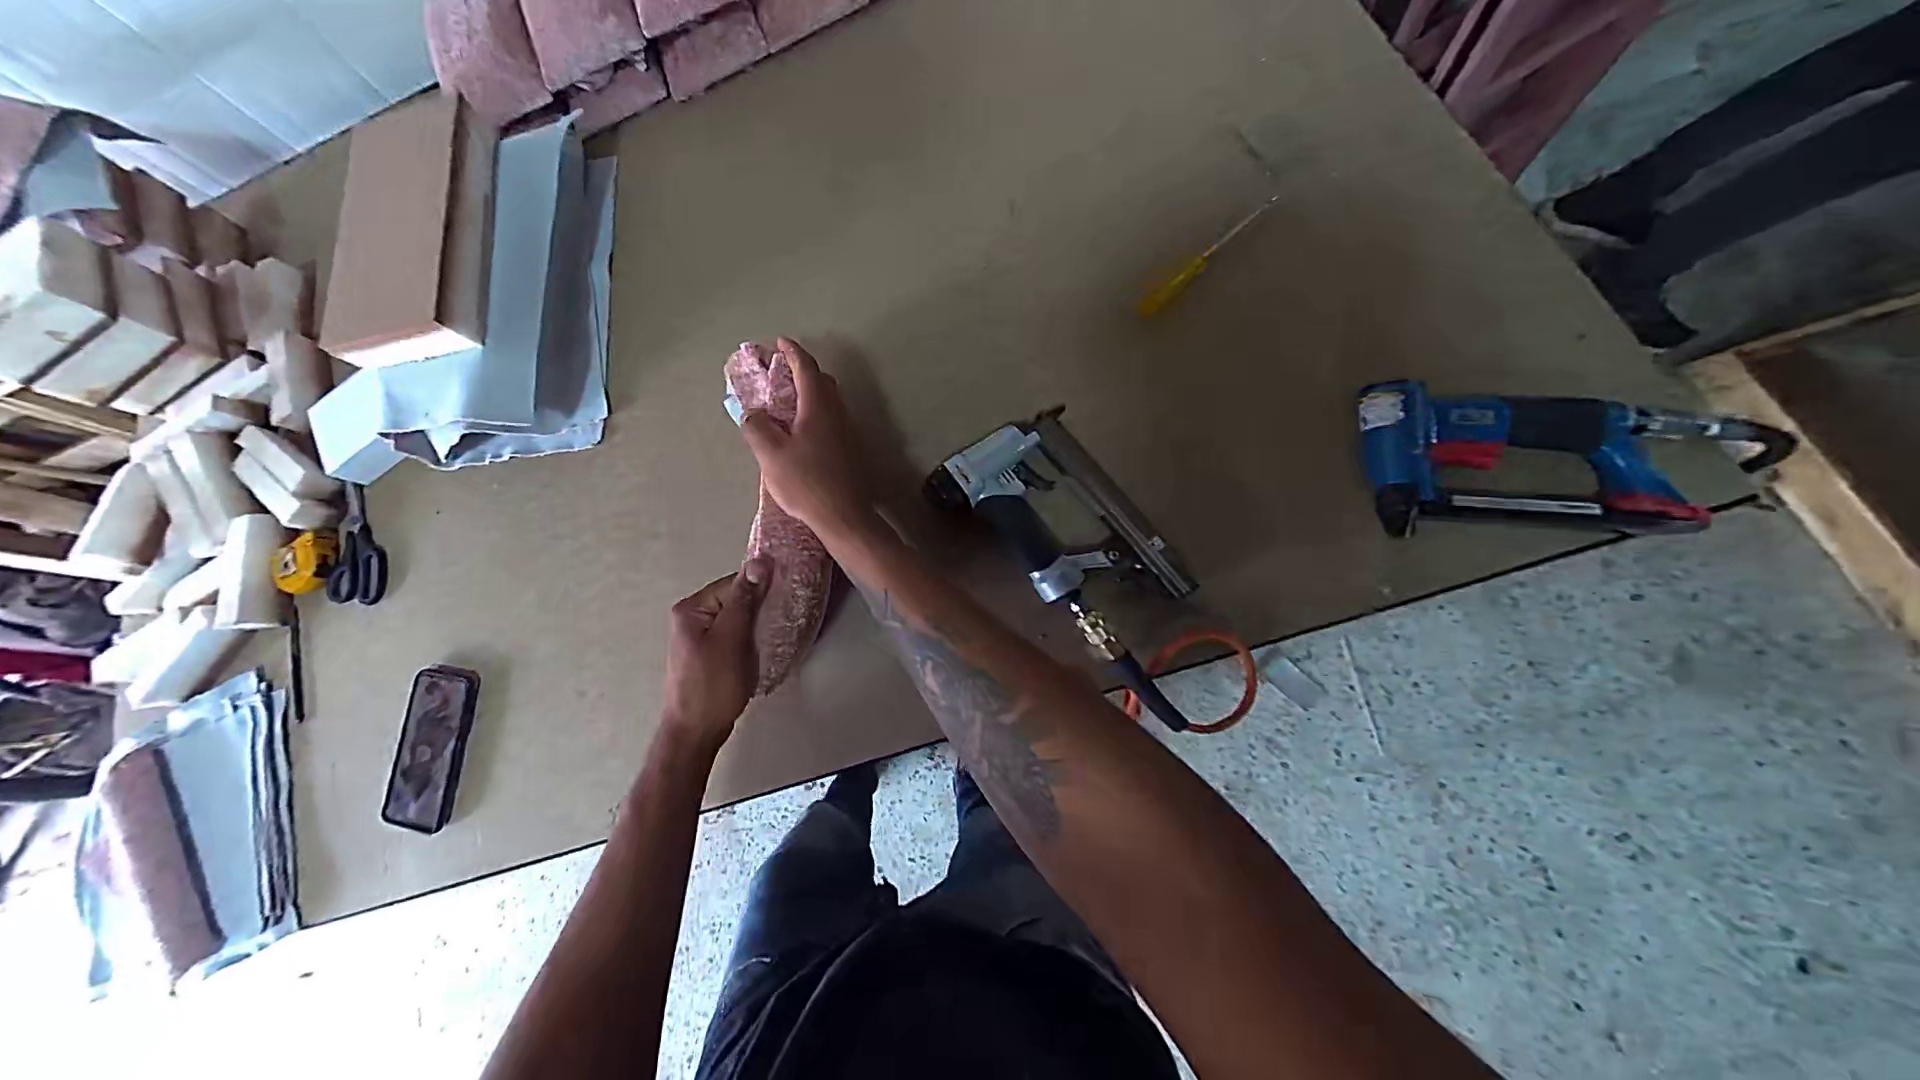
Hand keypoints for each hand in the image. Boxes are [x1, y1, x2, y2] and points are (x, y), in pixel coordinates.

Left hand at [660, 558, 770, 747]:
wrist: (697, 732)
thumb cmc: (713, 686)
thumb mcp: (732, 638)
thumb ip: (745, 599)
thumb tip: (759, 562)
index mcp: (691, 609)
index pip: (734, 583)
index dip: (759, 591)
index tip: (781, 601)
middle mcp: (692, 618)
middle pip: (736, 600)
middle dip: (759, 609)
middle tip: (778, 622)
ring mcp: (700, 638)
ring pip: (738, 619)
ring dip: (757, 626)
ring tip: (769, 638)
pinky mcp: (710, 655)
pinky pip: (735, 636)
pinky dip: (750, 640)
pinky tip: (760, 650)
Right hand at [739, 338, 875, 541]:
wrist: (844, 516)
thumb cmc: (806, 483)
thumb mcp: (771, 455)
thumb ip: (757, 428)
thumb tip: (752, 413)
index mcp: (818, 408)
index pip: (806, 368)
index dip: (792, 352)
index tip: (780, 342)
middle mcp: (837, 414)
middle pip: (823, 381)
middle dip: (803, 369)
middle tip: (783, 370)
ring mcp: (847, 432)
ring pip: (830, 401)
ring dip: (811, 392)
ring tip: (789, 399)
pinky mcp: (850, 450)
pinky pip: (832, 419)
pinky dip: (817, 411)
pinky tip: (804, 429)